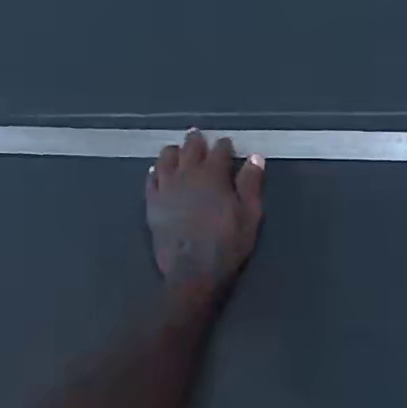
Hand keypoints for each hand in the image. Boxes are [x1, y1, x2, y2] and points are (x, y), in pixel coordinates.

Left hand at [146, 130, 264, 298]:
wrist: (193, 270)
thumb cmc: (227, 243)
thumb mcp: (250, 214)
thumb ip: (251, 183)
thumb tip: (255, 157)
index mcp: (213, 175)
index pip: (219, 150)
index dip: (225, 145)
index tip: (228, 145)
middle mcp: (187, 174)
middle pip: (190, 148)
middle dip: (197, 141)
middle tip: (199, 136)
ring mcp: (166, 188)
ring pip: (166, 159)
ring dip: (174, 151)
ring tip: (177, 149)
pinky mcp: (152, 203)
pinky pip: (151, 180)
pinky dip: (155, 171)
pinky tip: (157, 170)